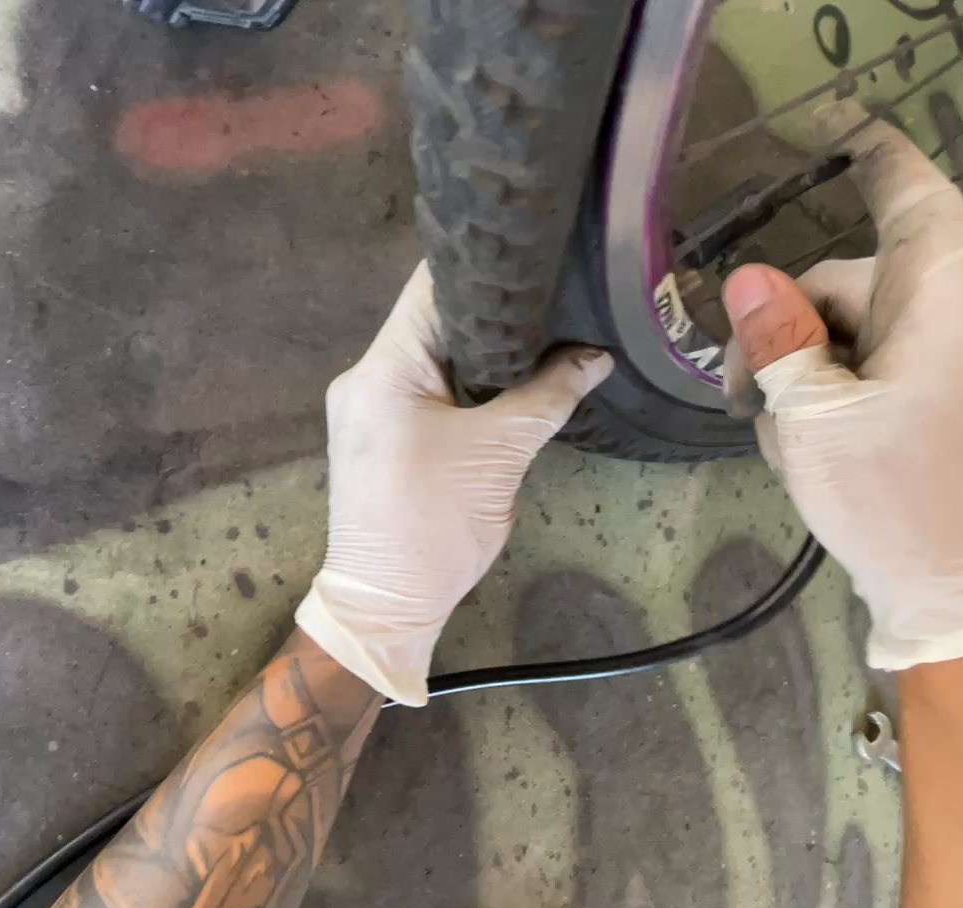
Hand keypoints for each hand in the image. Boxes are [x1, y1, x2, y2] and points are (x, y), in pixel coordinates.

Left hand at [296, 263, 612, 704]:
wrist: (387, 603)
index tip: (539, 248)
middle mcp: (366, 377)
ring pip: (432, 355)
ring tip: (546, 323)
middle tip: (556, 286)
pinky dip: (465, 378)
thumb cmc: (435, 526)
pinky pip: (426, 388)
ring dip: (482, 346)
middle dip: (494, 308)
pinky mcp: (380, 434)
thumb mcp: (499, 456)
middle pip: (432, 319)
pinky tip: (511, 371)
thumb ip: (548, 396)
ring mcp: (368, 407)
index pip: (432, 288)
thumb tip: (596, 355)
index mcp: (383, 369)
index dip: (487, 265)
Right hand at [721, 116, 962, 669]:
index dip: (878, 160)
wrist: (957, 592)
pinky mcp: (960, 401)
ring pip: (865, 331)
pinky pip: (885, 366)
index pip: (917, 204)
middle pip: (860, 284)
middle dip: (792, 325)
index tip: (838, 130)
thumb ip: (780, 340)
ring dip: (807, 370)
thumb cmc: (886, 499)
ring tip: (782, 437)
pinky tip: (811, 443)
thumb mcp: (812, 418)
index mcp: (951, 308)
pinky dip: (837, 390)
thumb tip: (747, 276)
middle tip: (740, 393)